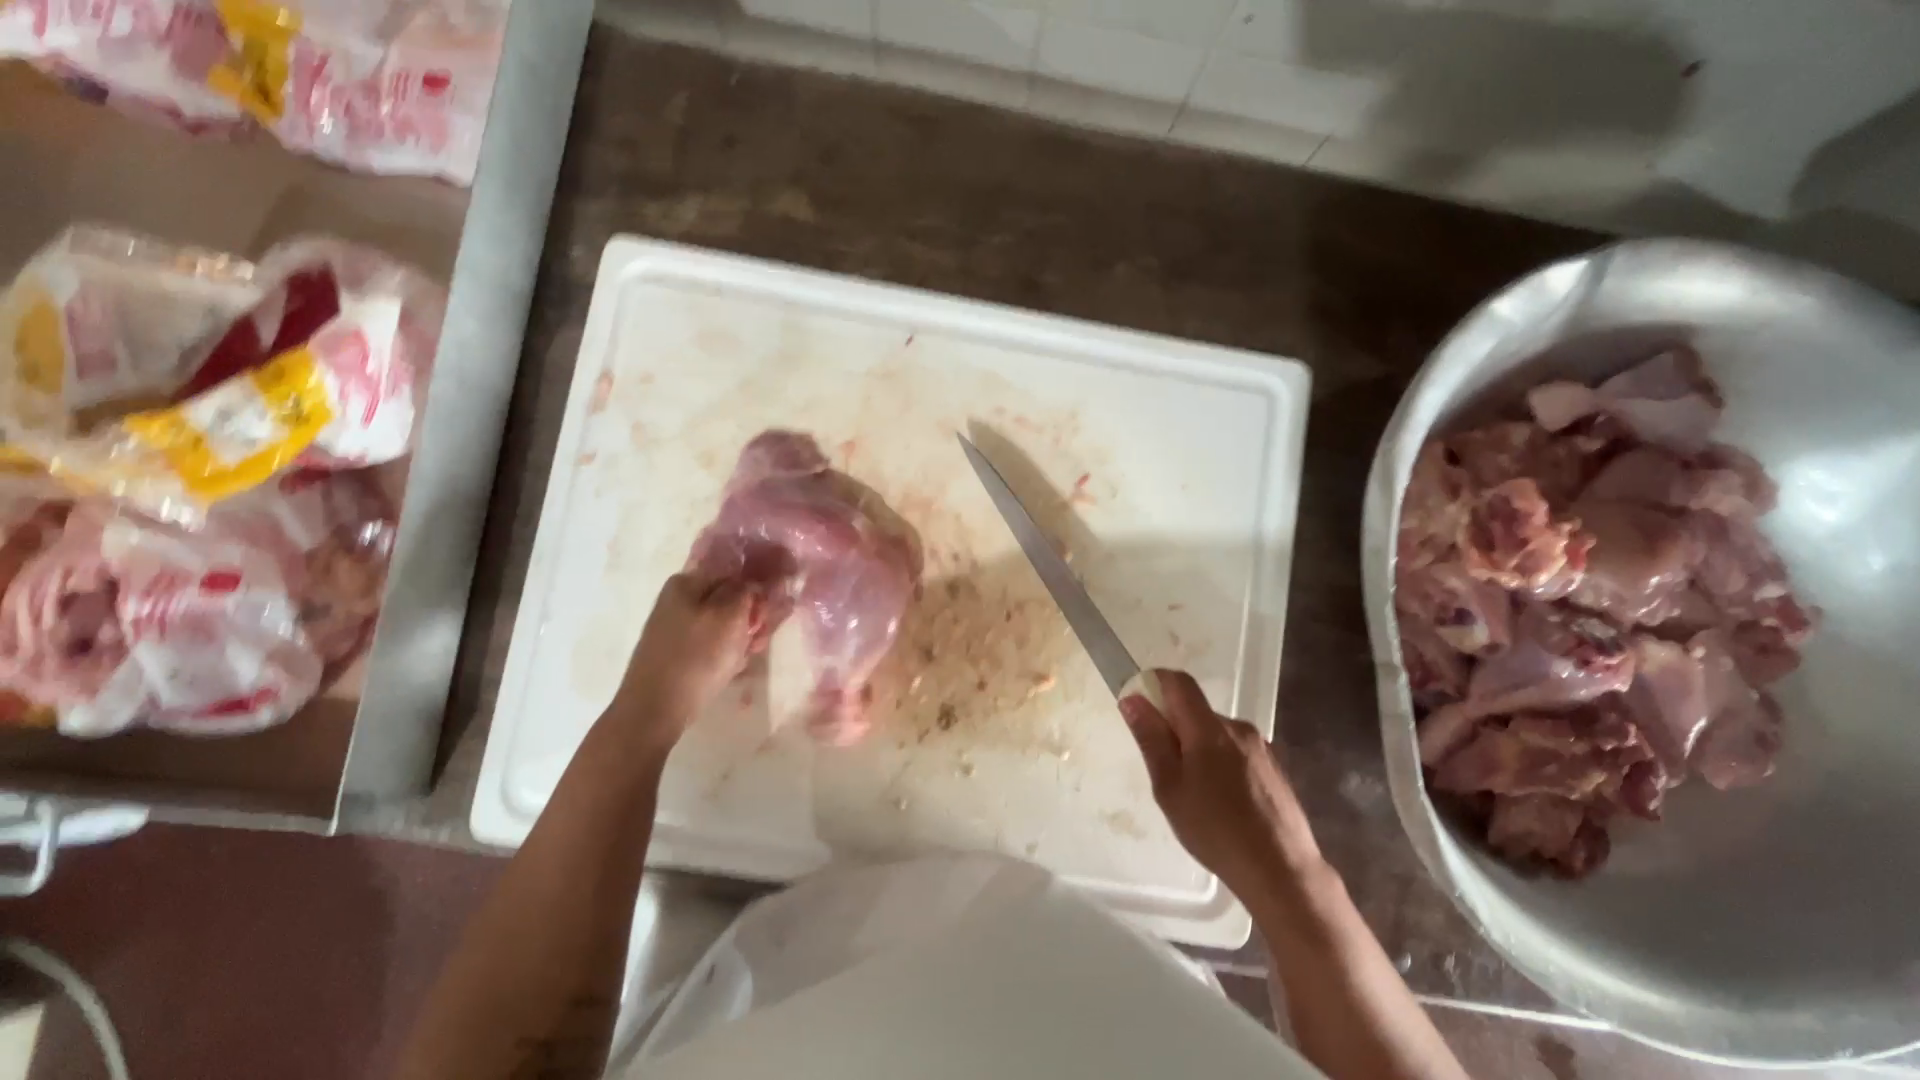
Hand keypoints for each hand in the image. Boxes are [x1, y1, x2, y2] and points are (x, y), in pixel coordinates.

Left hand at [611, 573, 762, 752]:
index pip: (736, 570)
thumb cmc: (695, 659)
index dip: (763, 583)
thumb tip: (756, 581)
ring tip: (748, 655)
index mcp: (687, 581)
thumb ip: (747, 591)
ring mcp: (677, 625)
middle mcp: (679, 598)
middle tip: (761, 637)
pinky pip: (713, 642)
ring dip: (743, 636)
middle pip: (731, 597)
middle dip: (753, 614)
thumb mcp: (729, 617)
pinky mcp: (678, 650)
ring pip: (724, 622)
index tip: (782, 602)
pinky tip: (732, 667)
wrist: (654, 710)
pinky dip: (727, 651)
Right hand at [1119, 670, 1322, 902]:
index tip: (1138, 706)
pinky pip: (1235, 752)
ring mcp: (1261, 747)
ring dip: (1198, 750)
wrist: (1280, 868)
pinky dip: (1220, 765)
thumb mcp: (1169, 788)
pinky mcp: (1274, 768)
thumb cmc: (1214, 829)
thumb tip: (1133, 699)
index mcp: (1209, 728)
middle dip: (1174, 728)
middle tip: (1164, 772)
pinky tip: (1222, 804)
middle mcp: (1238, 728)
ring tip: (1195, 796)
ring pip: (1216, 734)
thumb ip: (1151, 739)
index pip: (1178, 682)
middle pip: (1197, 710)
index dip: (1154, 683)